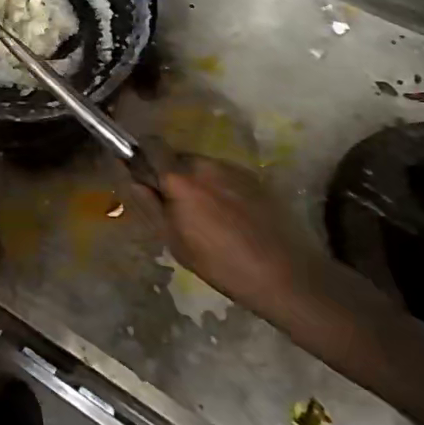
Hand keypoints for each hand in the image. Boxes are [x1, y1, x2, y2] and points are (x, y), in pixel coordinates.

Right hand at [136, 146, 336, 320]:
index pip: (150, 146)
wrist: (290, 278)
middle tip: (178, 205)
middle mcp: (204, 165)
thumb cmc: (221, 263)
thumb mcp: (172, 239)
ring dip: (197, 182)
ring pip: (202, 167)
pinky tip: (233, 217)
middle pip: (177, 158)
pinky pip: (226, 176)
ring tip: (209, 214)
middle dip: (172, 174)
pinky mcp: (258, 181)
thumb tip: (133, 179)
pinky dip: (221, 189)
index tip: (143, 178)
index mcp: (179, 178)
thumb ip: (148, 204)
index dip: (142, 159)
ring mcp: (234, 170)